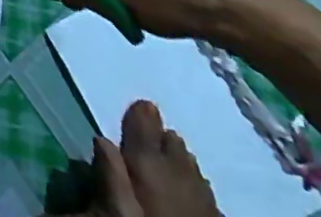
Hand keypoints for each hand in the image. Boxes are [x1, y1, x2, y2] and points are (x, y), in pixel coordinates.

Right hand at [82, 102, 218, 216]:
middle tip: (139, 166)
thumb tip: (102, 140)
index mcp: (149, 160)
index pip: (144, 114)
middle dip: (156, 144)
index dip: (135, 118)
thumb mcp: (115, 211)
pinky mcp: (219, 215)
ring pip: (188, 162)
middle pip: (170, 138)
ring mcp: (204, 191)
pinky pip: (203, 189)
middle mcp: (180, 166)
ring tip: (159, 185)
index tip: (126, 131)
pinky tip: (182, 207)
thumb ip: (109, 174)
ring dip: (175, 166)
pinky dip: (192, 190)